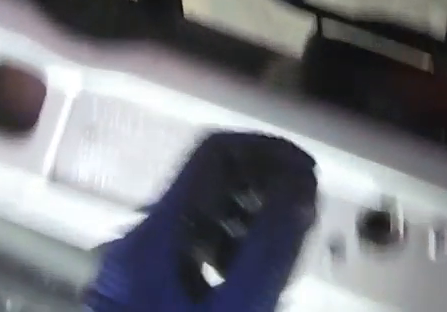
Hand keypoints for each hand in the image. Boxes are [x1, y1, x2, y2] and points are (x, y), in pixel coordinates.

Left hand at [87, 133, 315, 311]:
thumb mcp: (239, 311)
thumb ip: (271, 246)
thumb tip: (300, 188)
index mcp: (153, 237)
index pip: (214, 156)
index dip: (266, 151)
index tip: (306, 172)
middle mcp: (140, 242)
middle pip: (209, 182)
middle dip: (264, 183)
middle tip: (306, 202)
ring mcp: (140, 270)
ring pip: (205, 214)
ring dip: (252, 213)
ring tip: (290, 236)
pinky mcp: (148, 294)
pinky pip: (197, 248)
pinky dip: (235, 246)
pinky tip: (258, 273)